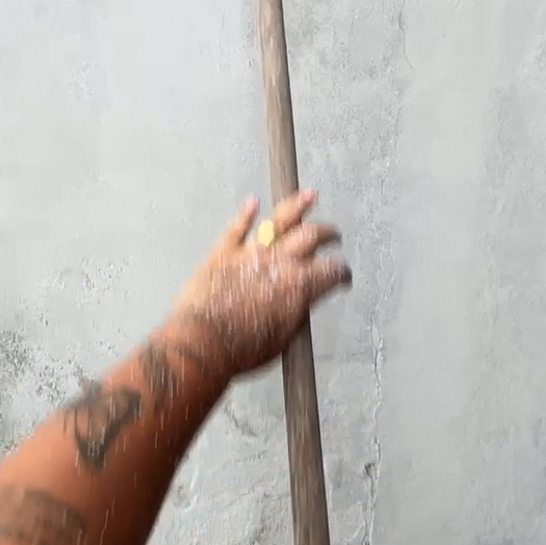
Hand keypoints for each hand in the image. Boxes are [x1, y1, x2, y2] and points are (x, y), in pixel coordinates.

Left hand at [172, 191, 351, 378]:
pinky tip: (253, 202)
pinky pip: (238, 226)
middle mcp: (280, 262)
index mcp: (300, 285)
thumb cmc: (242, 349)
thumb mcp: (283, 340)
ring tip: (310, 195)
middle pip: (312, 236)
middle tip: (334, 236)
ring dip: (298, 205)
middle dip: (327, 233)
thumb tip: (301, 303)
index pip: (331, 271)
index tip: (343, 275)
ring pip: (279, 220)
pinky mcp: (224, 251)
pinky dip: (246, 213)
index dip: (341, 273)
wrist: (202, 342)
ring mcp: (252, 252)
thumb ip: (296, 313)